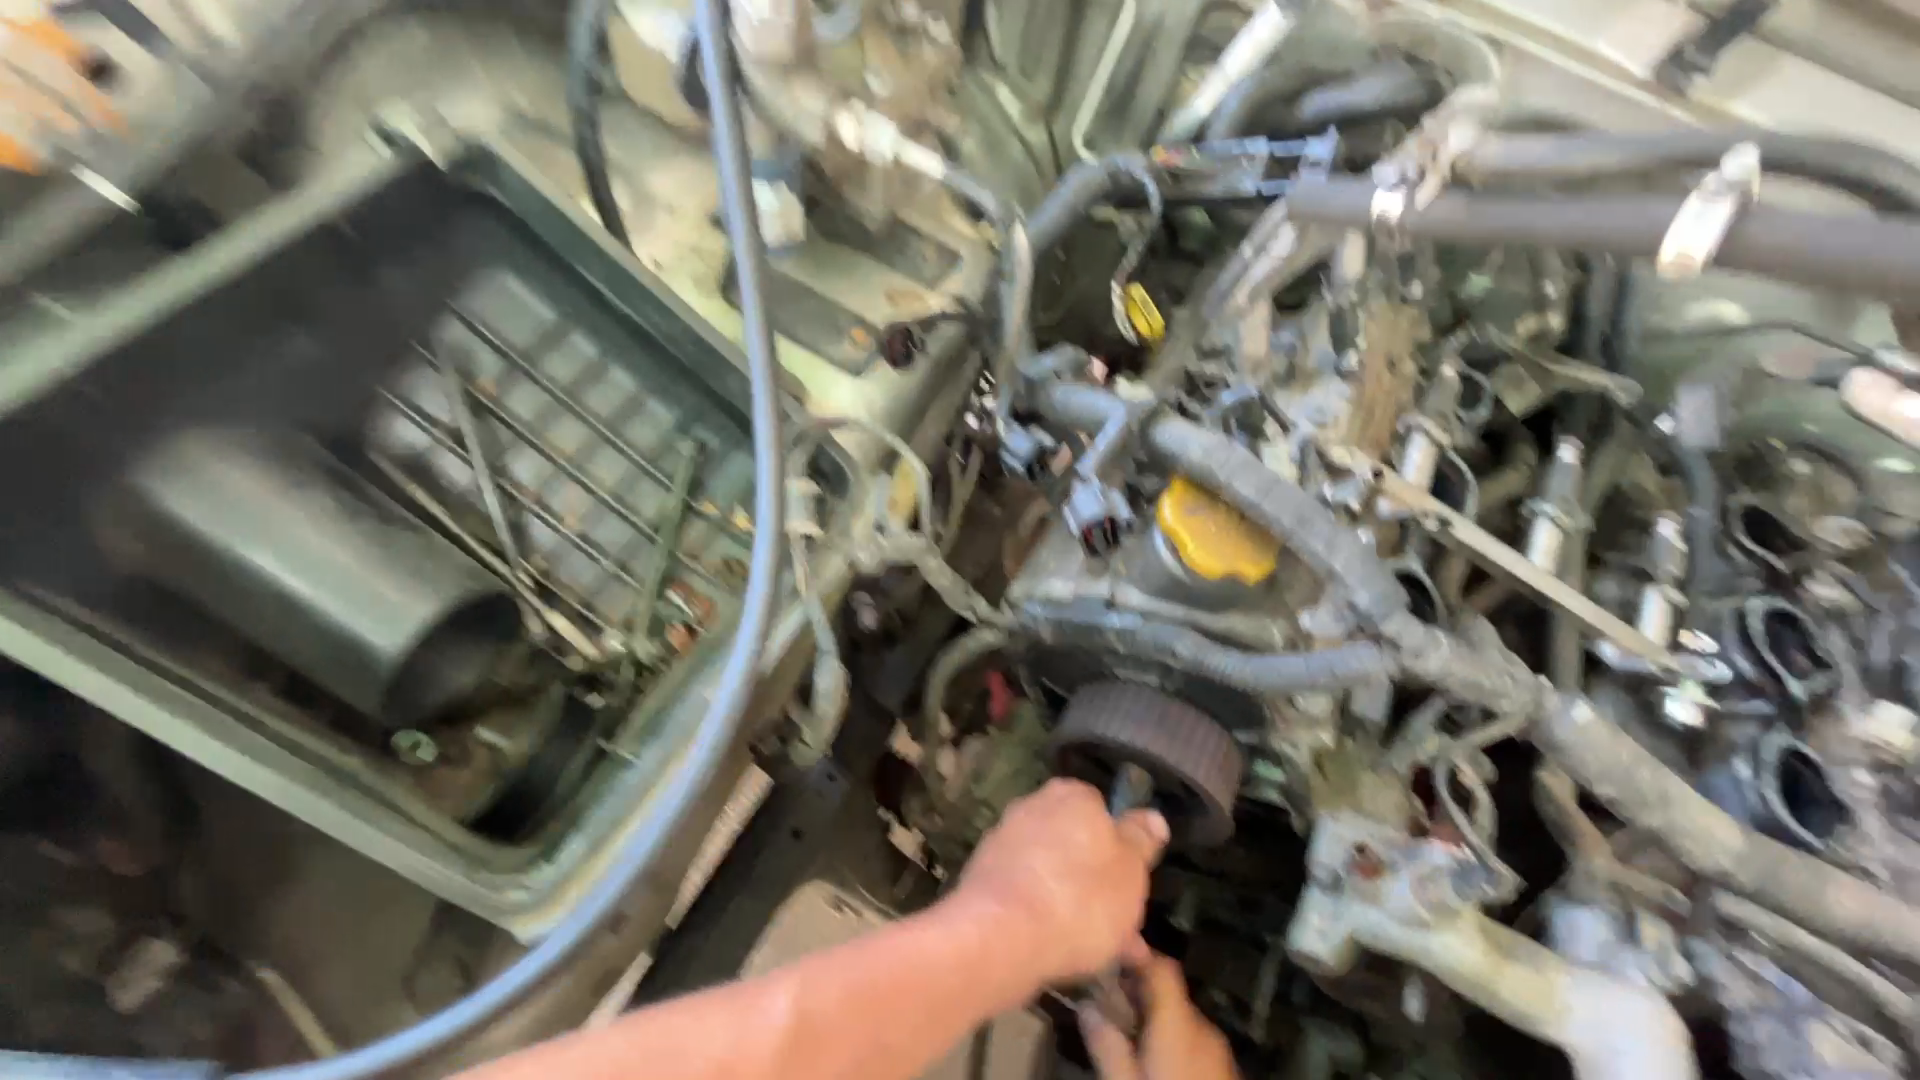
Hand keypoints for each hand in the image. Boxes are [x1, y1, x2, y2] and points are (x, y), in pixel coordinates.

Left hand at [948, 778, 1168, 984]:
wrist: (999, 936)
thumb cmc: (1079, 897)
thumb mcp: (1130, 871)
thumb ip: (1141, 842)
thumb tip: (1152, 816)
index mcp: (1071, 796)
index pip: (1102, 809)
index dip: (1121, 847)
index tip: (1134, 882)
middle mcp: (1033, 807)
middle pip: (1077, 844)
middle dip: (1099, 882)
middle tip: (1124, 928)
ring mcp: (1004, 842)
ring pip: (1054, 873)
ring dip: (1076, 905)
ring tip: (1103, 954)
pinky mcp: (985, 878)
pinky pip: (1029, 894)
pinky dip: (1045, 916)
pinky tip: (1064, 953)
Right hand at [1079, 947, 1237, 1079]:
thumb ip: (1106, 1046)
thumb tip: (1086, 1006)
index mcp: (1178, 1026)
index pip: (1162, 967)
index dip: (1135, 957)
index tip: (1106, 963)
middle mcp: (1203, 1030)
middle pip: (1169, 995)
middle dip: (1137, 995)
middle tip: (1104, 1008)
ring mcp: (1220, 1055)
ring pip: (1181, 1021)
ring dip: (1153, 1022)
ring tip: (1124, 1040)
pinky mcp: (1225, 1075)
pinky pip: (1194, 1045)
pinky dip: (1171, 1043)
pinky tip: (1153, 1067)